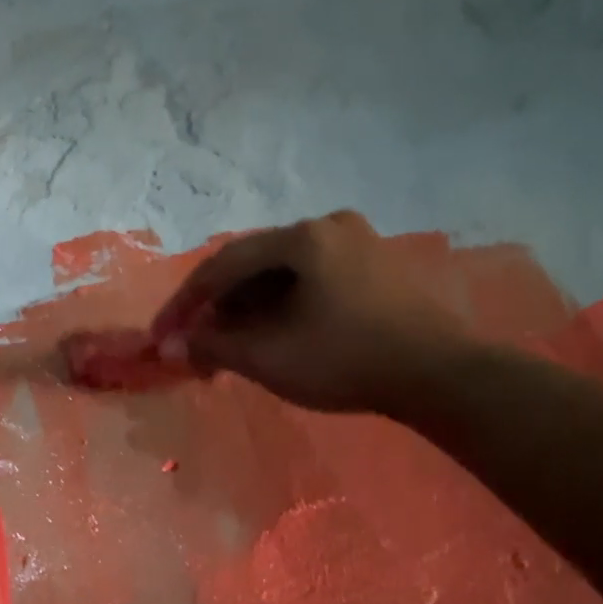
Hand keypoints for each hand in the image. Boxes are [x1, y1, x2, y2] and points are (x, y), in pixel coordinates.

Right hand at [66, 210, 469, 412]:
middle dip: (214, 307)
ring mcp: (360, 245)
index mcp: (302, 238)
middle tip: (192, 344)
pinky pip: (309, 281)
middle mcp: (330, 227)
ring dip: (245, 309)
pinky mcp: (378, 270)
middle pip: (251, 265)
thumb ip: (210, 346)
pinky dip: (278, 307)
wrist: (441, 376)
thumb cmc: (343, 359)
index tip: (161, 338)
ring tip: (227, 347)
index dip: (182, 304)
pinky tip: (269, 337)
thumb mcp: (265, 356)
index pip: (221, 266)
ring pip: (281, 274)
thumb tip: (168, 348)